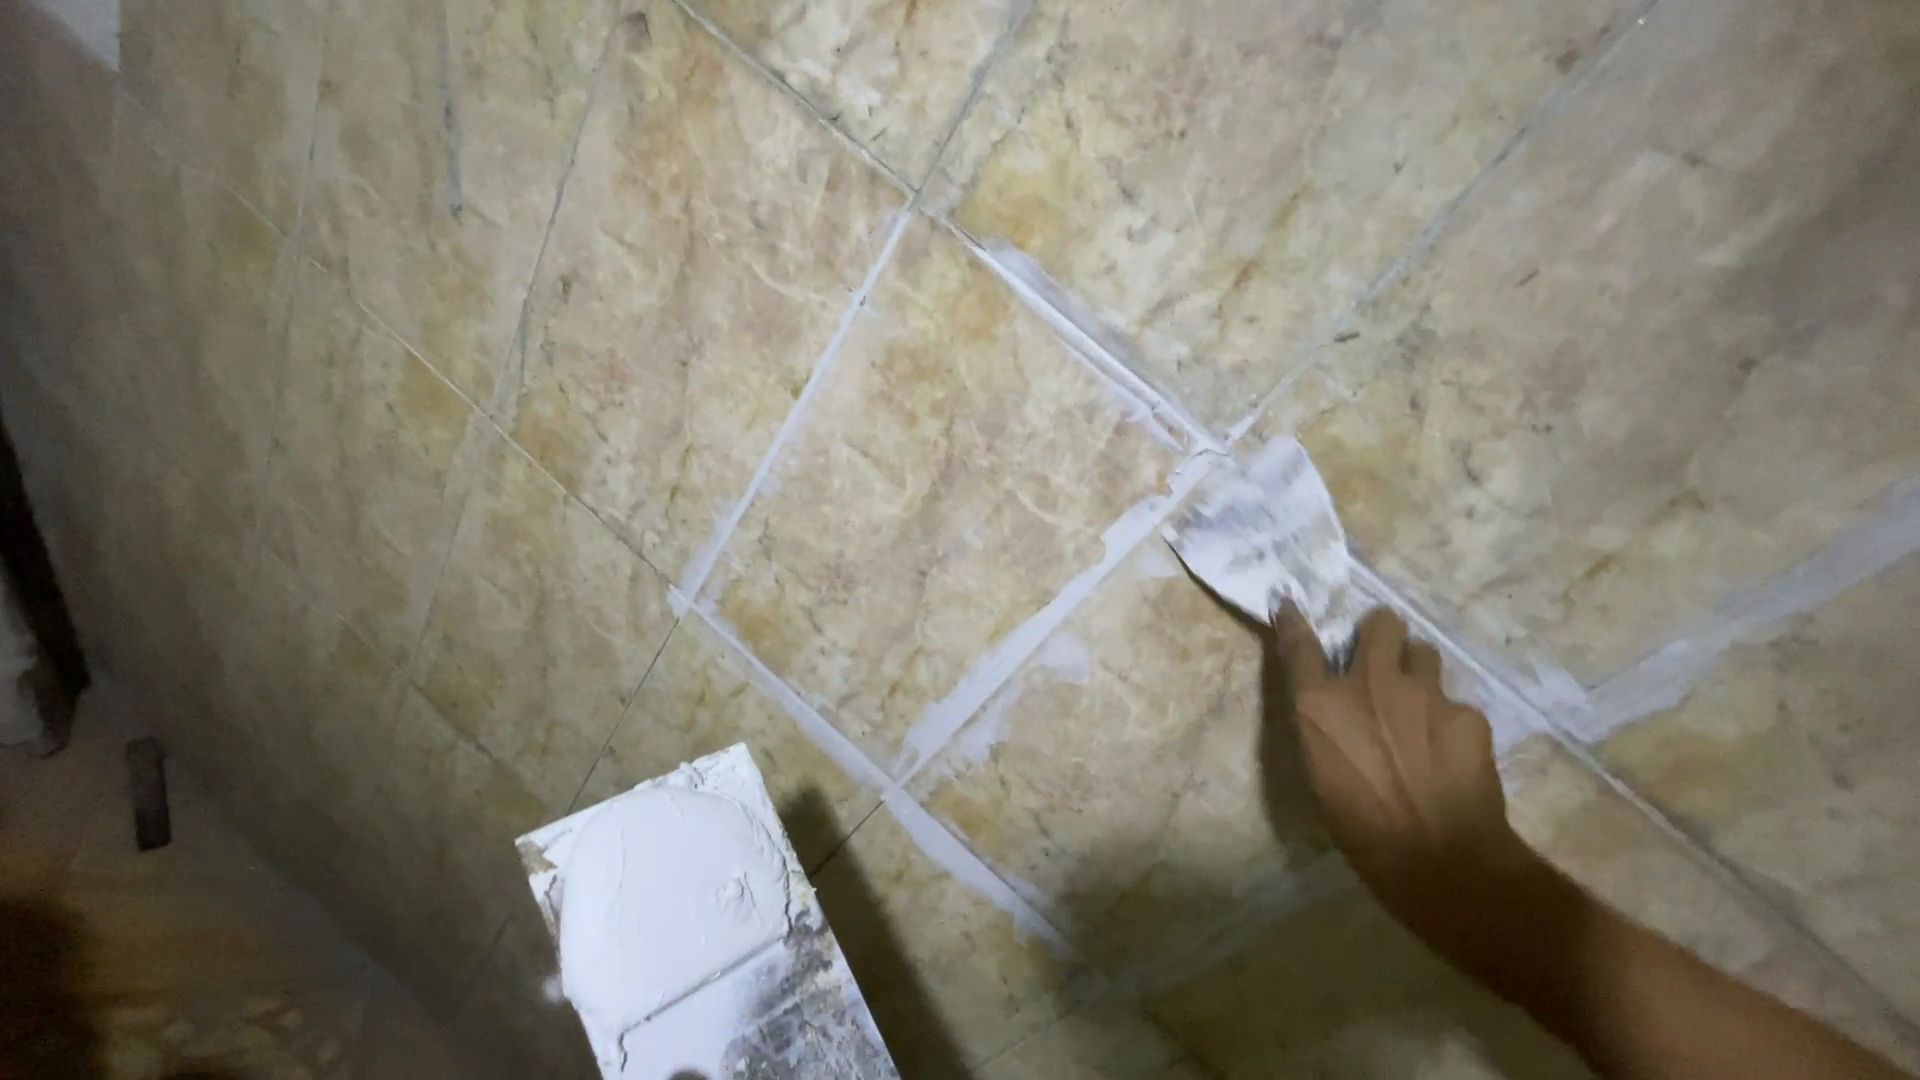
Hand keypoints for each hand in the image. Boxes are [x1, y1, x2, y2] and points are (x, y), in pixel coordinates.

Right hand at [1273, 605, 1542, 942]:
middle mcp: (1368, 684)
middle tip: (1383, 657)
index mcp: (1319, 704)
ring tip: (1419, 704)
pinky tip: (1450, 753)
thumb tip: (1333, 709)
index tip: (1291, 605)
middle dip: (1382, 633)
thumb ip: (1323, 725)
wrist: (1439, 858)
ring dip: (1417, 670)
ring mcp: (1423, 694)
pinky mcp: (1467, 713)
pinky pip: (1455, 703)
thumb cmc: (1359, 826)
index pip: (1298, 645)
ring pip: (1425, 654)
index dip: (1293, 621)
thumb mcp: (1318, 770)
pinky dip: (1449, 721)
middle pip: (1381, 625)